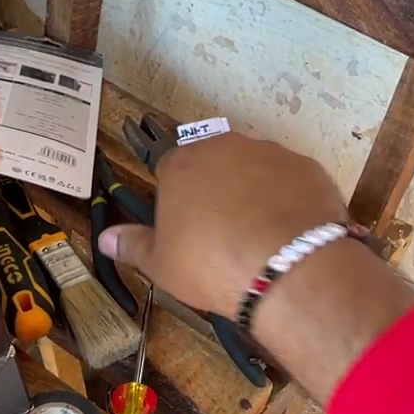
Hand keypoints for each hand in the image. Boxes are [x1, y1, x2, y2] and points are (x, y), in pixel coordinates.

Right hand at [96, 133, 413, 397]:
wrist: (286, 267)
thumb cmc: (210, 264)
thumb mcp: (161, 264)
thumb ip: (133, 246)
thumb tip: (104, 238)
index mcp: (182, 163)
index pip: (170, 167)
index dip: (176, 197)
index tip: (185, 226)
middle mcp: (226, 146)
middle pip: (216, 163)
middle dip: (217, 191)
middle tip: (222, 234)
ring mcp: (272, 152)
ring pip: (257, 170)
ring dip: (255, 194)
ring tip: (261, 238)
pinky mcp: (309, 168)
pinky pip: (292, 183)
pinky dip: (289, 203)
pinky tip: (291, 235)